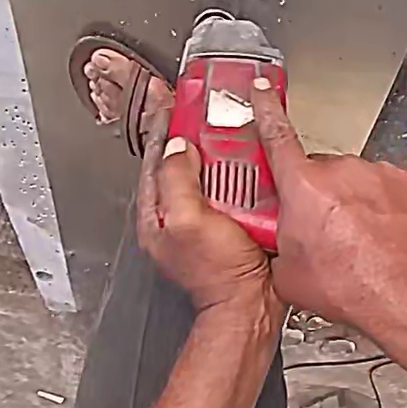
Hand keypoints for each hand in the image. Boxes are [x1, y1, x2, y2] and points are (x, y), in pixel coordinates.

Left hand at [137, 101, 278, 315]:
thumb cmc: (218, 275)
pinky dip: (242, 173)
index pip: (154, 160)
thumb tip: (177, 148)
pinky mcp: (233, 224)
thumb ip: (177, 182)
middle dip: (190, 135)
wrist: (251, 304)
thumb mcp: (187, 222)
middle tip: (200, 111)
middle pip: (179, 163)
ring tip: (227, 130)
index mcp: (157, 216)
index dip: (160, 128)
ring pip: (208, 174)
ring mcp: (206, 221)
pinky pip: (234, 189)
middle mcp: (179, 217)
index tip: (168, 103)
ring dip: (219, 152)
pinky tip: (252, 163)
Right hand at [252, 79, 406, 341]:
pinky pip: (391, 189)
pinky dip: (386, 209)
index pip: (276, 135)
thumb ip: (275, 245)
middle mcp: (344, 172)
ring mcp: (382, 175)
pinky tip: (385, 237)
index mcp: (305, 187)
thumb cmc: (355, 288)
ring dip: (355, 204)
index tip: (262, 90)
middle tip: (324, 231)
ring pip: (357, 182)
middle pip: (320, 173)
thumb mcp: (289, 276)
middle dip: (318, 196)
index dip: (265, 108)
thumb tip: (275, 243)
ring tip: (360, 242)